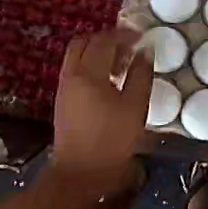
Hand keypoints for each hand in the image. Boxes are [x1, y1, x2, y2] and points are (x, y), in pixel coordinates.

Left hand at [48, 29, 151, 201]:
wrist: (80, 173)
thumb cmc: (112, 141)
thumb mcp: (135, 107)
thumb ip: (141, 76)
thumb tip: (145, 52)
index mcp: (89, 73)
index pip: (105, 40)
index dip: (125, 35)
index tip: (142, 37)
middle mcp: (71, 74)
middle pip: (84, 42)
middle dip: (107, 39)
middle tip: (130, 49)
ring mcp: (64, 87)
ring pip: (77, 56)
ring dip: (98, 53)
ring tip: (122, 66)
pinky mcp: (62, 100)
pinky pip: (75, 70)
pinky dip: (91, 66)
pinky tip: (109, 83)